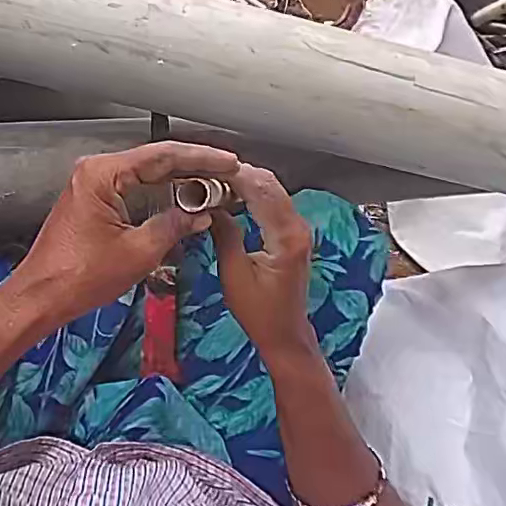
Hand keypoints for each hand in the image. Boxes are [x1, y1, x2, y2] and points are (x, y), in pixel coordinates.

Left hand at [6, 142, 239, 325]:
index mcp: (102, 174)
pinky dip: (161, 193)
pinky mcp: (94, 201)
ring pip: (146, 174)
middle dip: (194, 167)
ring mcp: (92, 185)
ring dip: (179, 180)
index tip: (226, 161)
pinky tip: (183, 199)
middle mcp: (95, 172)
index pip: (162, 155)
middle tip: (227, 172)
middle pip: (155, 160)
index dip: (201, 158)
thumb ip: (174, 225)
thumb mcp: (138, 252)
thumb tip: (199, 214)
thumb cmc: (77, 277)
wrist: (40, 297)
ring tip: (213, 184)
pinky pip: (134, 188)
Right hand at [210, 164, 317, 357]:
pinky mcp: (294, 233)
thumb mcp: (234, 275)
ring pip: (273, 189)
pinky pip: (274, 201)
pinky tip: (232, 194)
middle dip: (238, 174)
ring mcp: (299, 229)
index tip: (206, 170)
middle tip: (207, 173)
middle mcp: (298, 227)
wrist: (285, 334)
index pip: (260, 191)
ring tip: (215, 181)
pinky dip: (253, 193)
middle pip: (269, 184)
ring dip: (245, 181)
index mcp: (285, 237)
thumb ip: (225, 234)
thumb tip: (210, 206)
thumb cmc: (259, 313)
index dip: (233, 176)